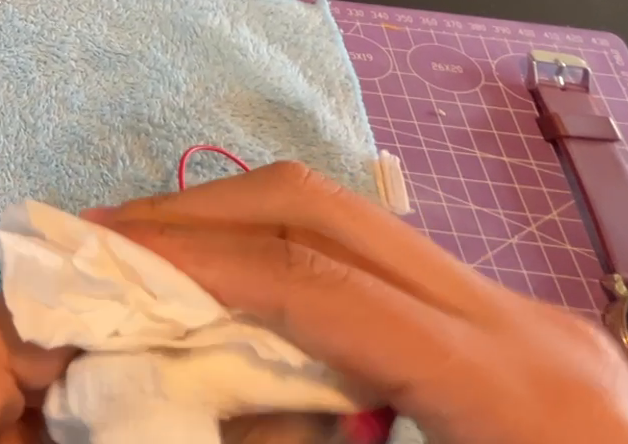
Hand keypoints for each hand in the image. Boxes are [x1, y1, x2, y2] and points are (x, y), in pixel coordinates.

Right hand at [85, 161, 627, 443]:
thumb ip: (281, 437)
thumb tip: (179, 377)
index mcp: (511, 390)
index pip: (314, 278)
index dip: (197, 261)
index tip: (109, 258)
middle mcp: (518, 322)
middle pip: (320, 206)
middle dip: (198, 210)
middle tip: (111, 230)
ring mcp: (516, 310)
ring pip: (340, 212)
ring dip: (230, 217)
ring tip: (152, 241)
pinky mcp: (504, 320)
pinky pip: (364, 254)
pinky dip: (277, 247)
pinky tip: (232, 274)